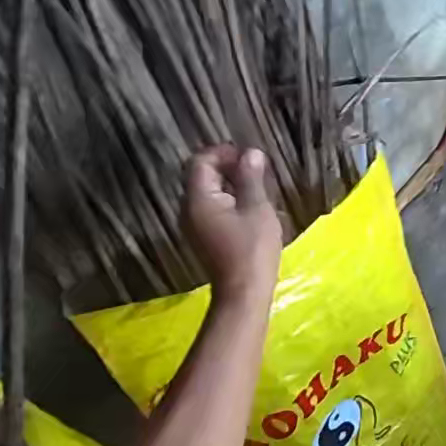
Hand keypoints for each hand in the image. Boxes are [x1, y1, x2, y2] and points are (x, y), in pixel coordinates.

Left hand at [182, 145, 282, 297]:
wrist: (244, 292)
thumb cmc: (252, 248)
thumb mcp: (257, 208)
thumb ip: (251, 178)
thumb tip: (251, 153)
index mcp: (199, 199)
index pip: (201, 162)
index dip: (223, 153)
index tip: (249, 155)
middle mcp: (189, 209)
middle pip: (201, 176)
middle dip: (227, 166)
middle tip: (256, 168)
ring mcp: (194, 225)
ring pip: (207, 192)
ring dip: (230, 183)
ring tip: (256, 185)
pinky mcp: (204, 236)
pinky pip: (211, 207)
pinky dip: (228, 199)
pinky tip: (249, 206)